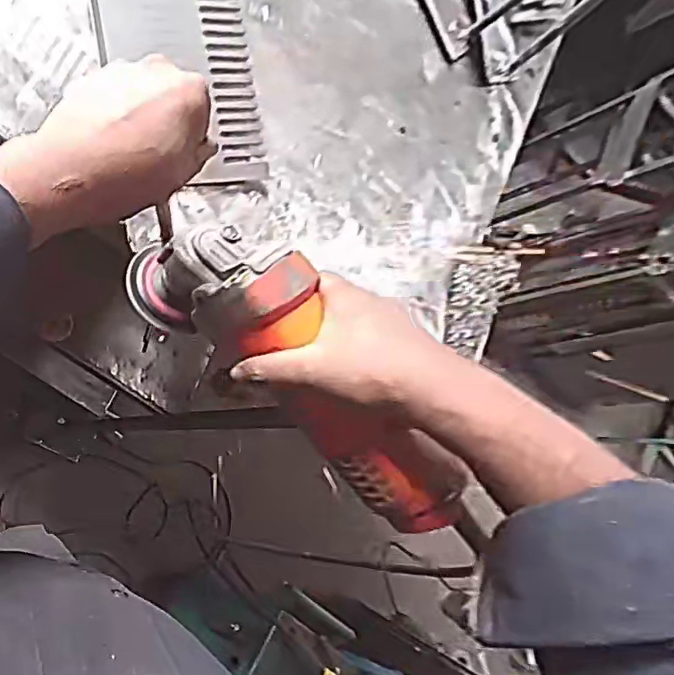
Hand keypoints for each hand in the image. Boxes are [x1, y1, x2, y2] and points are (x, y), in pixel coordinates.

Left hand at [0, 57, 214, 245]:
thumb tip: (197, 153)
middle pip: (168, 99)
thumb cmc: (112, 178)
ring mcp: (119, 73)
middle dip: (161, 126)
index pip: (201, 115)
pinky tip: (98, 149)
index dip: (188, 142)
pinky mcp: (87, 82)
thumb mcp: (174, 180)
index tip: (178, 158)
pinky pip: (105, 102)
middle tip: (148, 161)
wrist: (62, 175)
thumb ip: (195, 157)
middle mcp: (156, 71)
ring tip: (118, 159)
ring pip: (135, 97)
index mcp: (191, 91)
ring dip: (131, 120)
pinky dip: (103, 119)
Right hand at [227, 274, 471, 413]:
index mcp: (346, 295)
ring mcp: (387, 324)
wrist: (434, 396)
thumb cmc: (379, 370)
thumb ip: (268, 368)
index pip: (306, 278)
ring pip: (340, 325)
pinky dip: (342, 356)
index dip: (282, 291)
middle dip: (297, 324)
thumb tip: (239, 370)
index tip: (264, 310)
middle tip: (278, 343)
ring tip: (303, 364)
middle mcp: (369, 302)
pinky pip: (359, 344)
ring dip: (320, 342)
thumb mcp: (308, 369)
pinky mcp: (397, 347)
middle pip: (320, 305)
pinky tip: (333, 377)